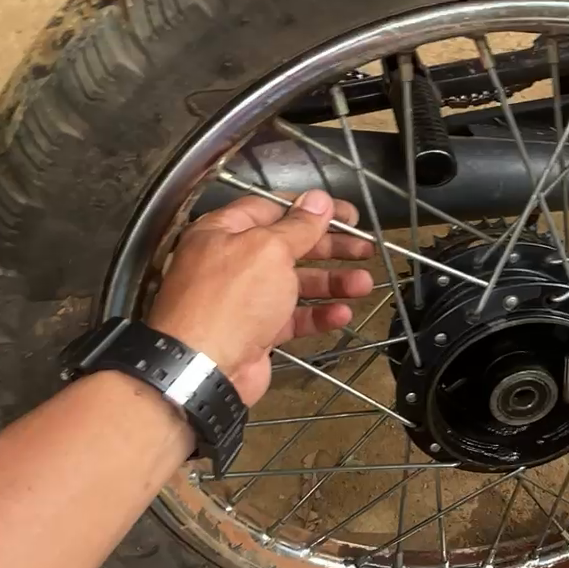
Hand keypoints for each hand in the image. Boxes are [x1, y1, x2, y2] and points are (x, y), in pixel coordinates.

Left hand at [148, 190, 374, 404]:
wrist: (205, 368)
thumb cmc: (229, 300)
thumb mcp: (269, 250)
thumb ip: (298, 226)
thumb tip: (318, 200)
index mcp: (224, 232)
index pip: (273, 209)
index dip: (311, 210)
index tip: (345, 215)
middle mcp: (233, 262)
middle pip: (290, 247)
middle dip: (330, 248)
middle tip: (363, 248)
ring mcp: (245, 299)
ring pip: (296, 284)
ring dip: (332, 283)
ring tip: (363, 284)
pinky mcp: (258, 331)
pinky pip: (294, 318)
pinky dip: (319, 315)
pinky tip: (342, 314)